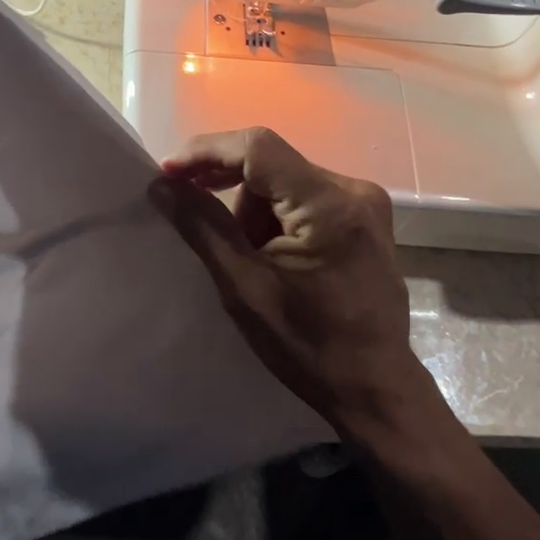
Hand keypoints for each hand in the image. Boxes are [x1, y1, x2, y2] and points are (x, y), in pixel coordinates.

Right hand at [148, 127, 432, 433]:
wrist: (376, 391)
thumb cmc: (308, 345)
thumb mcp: (243, 286)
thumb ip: (202, 226)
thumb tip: (162, 184)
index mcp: (329, 204)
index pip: (257, 147)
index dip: (206, 153)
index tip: (169, 176)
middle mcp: (354, 190)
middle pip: (271, 165)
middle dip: (231, 194)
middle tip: (207, 231)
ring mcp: (366, 204)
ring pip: (286, 182)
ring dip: (256, 212)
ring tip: (252, 263)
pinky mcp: (366, 221)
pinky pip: (306, 199)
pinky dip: (279, 219)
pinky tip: (274, 258)